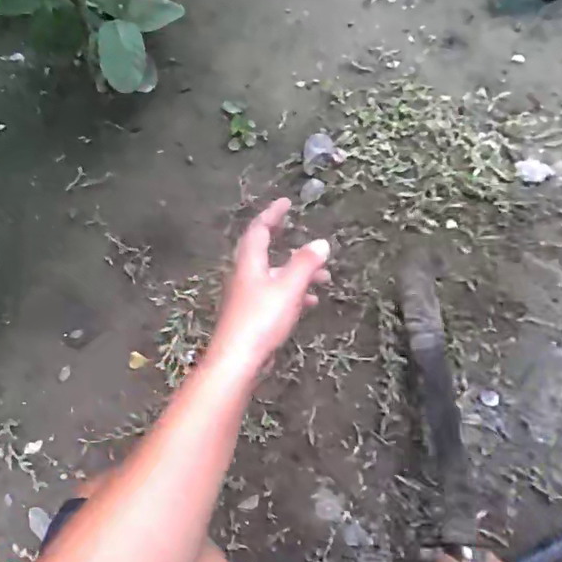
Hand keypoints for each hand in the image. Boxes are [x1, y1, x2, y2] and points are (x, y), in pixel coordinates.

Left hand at [207, 198, 330, 372]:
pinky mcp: (253, 315)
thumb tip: (321, 242)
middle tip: (299, 231)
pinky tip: (310, 302)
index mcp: (250, 263)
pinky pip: (275, 295)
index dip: (272, 214)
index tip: (286, 202)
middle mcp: (245, 276)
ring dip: (296, 271)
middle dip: (283, 239)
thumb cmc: (260, 319)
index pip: (258, 230)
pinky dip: (293, 293)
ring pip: (274, 275)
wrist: (237, 360)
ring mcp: (248, 296)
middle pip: (264, 250)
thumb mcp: (288, 288)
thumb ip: (305, 264)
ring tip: (324, 277)